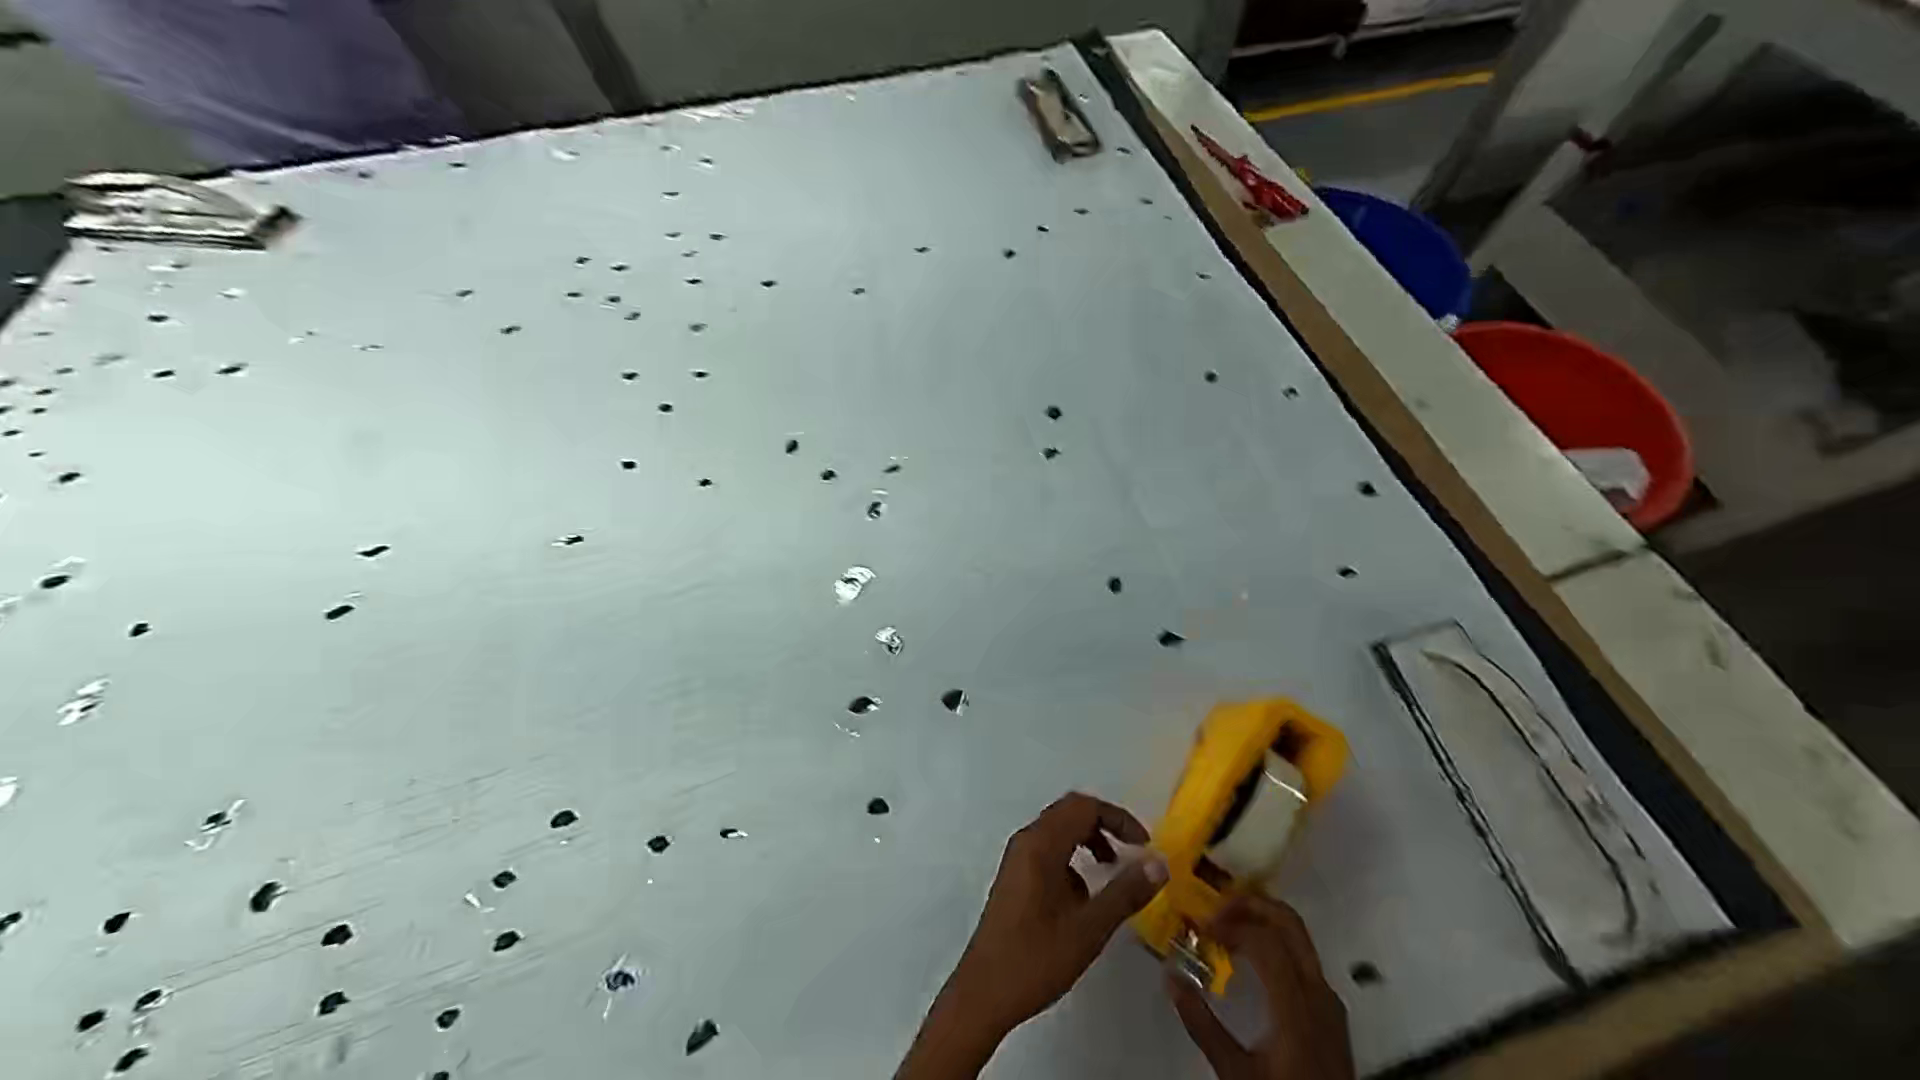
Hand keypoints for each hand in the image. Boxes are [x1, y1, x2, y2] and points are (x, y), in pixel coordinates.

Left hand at [896, 792, 1168, 1079]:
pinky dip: (1073, 858)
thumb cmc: (1036, 958)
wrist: (984, 992)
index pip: (1084, 807)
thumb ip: (1126, 892)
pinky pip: (1048, 850)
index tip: (1144, 845)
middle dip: (1105, 825)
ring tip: (1113, 872)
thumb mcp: (1089, 928)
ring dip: (1089, 841)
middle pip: (1069, 812)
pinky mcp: (1015, 876)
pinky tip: (1085, 897)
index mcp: (1041, 845)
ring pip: (1058, 830)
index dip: (1118, 818)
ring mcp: (1017, 858)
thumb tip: (1159, 863)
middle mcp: (1026, 842)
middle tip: (1133, 852)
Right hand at [1166, 894, 1354, 1079]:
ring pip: (1299, 935)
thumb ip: (1202, 1025)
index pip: (1265, 941)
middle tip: (1215, 907)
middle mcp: (1319, 992)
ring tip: (1227, 924)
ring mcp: (1329, 998)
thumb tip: (1170, 977)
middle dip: (1250, 904)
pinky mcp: (1330, 1008)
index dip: (1231, 924)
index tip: (1201, 926)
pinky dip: (1274, 940)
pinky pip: (1303, 955)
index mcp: (1297, 1006)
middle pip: (1289, 923)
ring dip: (1262, 918)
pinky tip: (1249, 956)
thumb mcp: (1236, 1074)